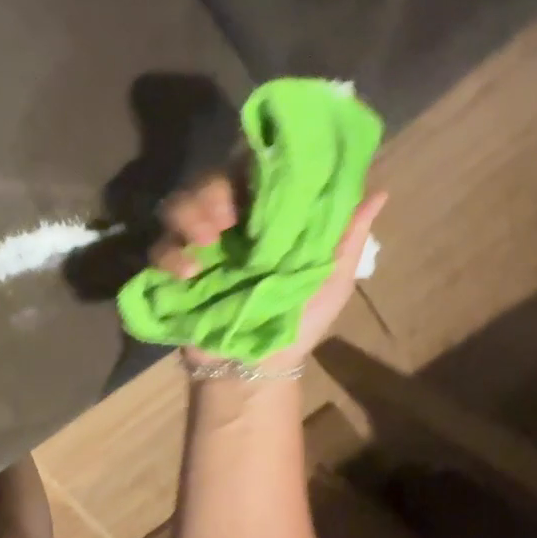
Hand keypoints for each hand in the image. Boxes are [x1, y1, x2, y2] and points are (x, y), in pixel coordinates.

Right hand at [150, 171, 387, 371]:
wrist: (253, 369)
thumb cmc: (296, 323)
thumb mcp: (329, 280)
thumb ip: (346, 238)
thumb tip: (379, 191)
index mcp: (266, 219)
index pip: (250, 173)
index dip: (246, 168)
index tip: (253, 187)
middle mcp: (227, 225)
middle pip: (206, 183)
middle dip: (210, 195)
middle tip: (223, 222)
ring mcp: (195, 247)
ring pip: (176, 207)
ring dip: (187, 217)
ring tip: (203, 244)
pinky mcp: (169, 271)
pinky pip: (158, 248)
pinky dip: (169, 256)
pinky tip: (187, 273)